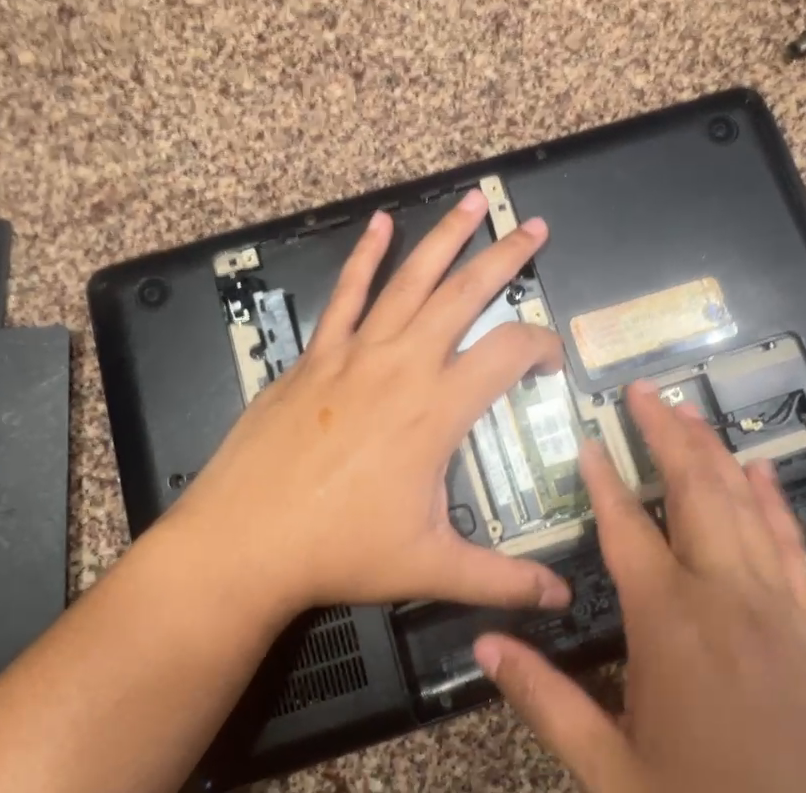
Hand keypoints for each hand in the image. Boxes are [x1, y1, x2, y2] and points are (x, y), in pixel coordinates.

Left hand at [160, 189, 573, 616]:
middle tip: (535, 227)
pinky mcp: (315, 356)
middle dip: (505, 258)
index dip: (542, 347)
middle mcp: (402, 366)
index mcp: (437, 410)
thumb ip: (501, 581)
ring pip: (409, 281)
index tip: (551, 362)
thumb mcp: (429, 568)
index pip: (508, 354)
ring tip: (473, 202)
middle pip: (464, 295)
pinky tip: (381, 223)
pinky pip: (344, 296)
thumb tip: (560, 604)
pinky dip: (364, 257)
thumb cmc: (339, 551)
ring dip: (445, 238)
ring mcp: (354, 354)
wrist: (245, 539)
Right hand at [473, 384, 805, 792]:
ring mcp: (777, 606)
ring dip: (715, 452)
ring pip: (744, 505)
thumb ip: (546, 700)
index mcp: (668, 623)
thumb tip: (485, 643)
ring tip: (689, 412)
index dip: (604, 479)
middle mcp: (724, 595)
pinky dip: (774, 501)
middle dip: (668, 434)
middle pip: (695, 491)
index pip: (626, 528)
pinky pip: (791, 545)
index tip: (590, 439)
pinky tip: (763, 472)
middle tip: (645, 391)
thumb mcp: (611, 768)